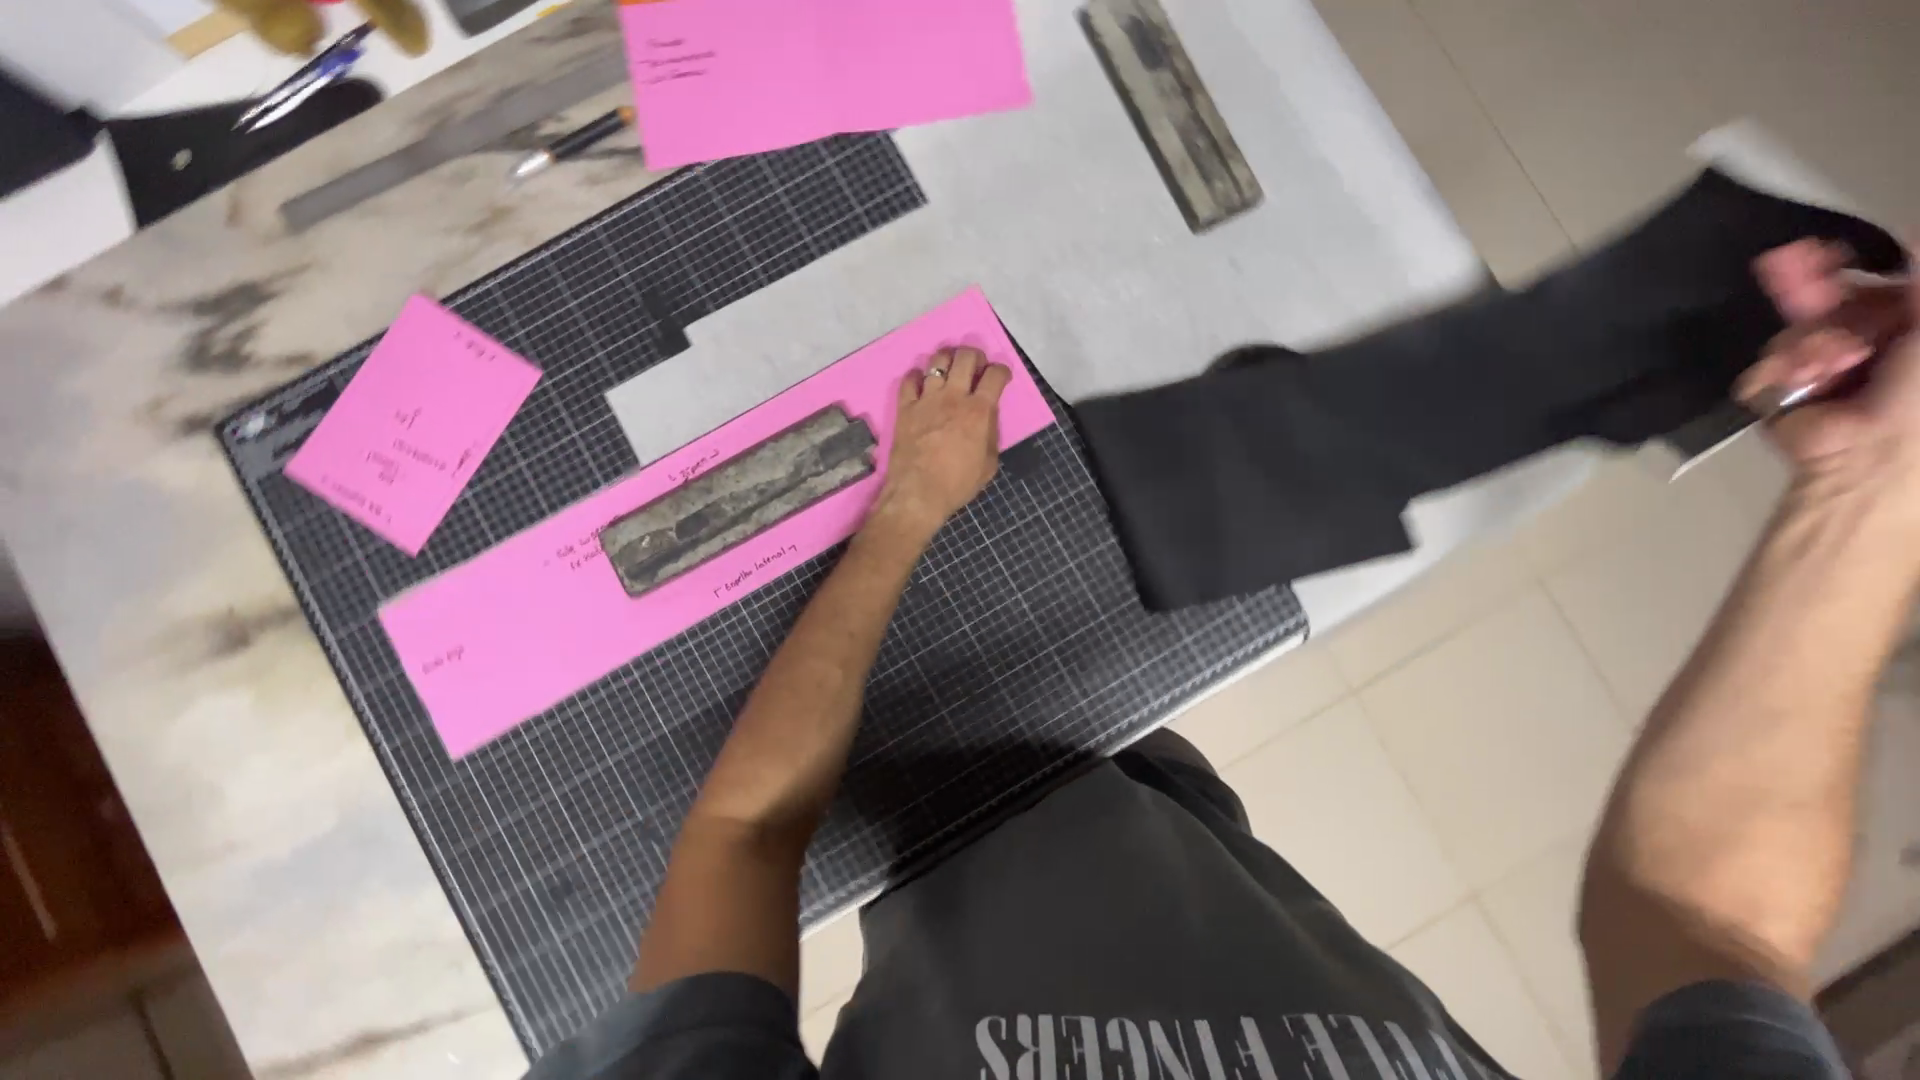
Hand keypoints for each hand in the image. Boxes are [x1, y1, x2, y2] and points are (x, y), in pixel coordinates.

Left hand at [869, 346, 1011, 539]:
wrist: (918, 494)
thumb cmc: (957, 483)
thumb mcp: (989, 464)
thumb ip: (991, 434)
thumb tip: (989, 417)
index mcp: (979, 411)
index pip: (995, 375)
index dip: (1002, 371)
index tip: (1001, 377)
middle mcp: (953, 397)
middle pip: (966, 357)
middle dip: (975, 356)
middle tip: (976, 366)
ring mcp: (926, 399)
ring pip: (937, 361)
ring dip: (947, 359)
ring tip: (949, 368)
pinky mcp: (905, 407)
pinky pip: (909, 379)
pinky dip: (916, 377)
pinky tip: (921, 384)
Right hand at [1737, 239, 1919, 480]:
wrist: (1875, 457)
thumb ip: (1918, 279)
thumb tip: (1909, 236)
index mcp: (1913, 331)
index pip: (1882, 287)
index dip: (1856, 269)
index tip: (1823, 251)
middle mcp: (1872, 346)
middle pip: (1831, 305)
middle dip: (1810, 290)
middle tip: (1783, 261)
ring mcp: (1821, 371)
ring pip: (1794, 334)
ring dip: (1805, 345)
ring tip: (1822, 365)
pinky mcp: (1779, 394)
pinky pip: (1765, 369)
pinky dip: (1777, 373)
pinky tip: (1798, 381)